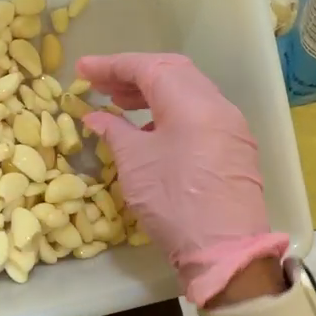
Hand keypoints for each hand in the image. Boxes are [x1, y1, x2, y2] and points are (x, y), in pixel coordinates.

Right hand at [76, 53, 288, 306]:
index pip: (149, 67)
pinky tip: (148, 128)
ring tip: (119, 102)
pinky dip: (170, 110)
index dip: (111, 65)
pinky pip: (199, 114)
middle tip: (100, 83)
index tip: (82, 69)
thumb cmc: (173, 201)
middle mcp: (217, 106)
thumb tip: (96, 117)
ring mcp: (231, 127)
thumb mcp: (134, 163)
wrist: (225, 250)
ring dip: (152, 91)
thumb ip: (114, 131)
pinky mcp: (234, 148)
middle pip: (173, 72)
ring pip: (188, 91)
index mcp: (193, 103)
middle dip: (133, 73)